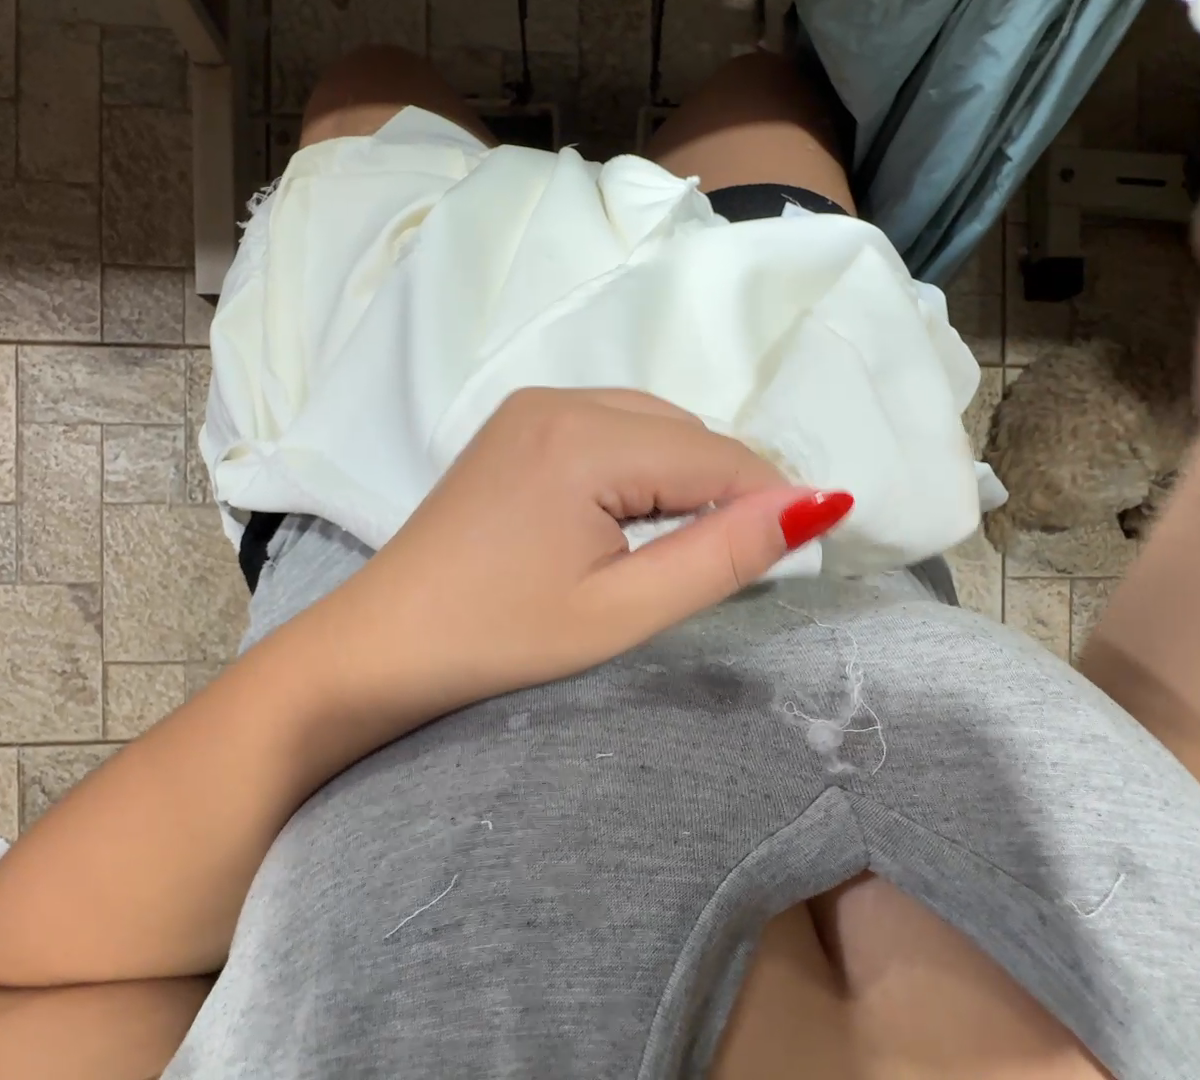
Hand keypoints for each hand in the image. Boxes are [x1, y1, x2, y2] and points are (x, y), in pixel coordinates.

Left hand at [293, 388, 852, 725]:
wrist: (382, 645)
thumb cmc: (500, 642)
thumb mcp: (622, 611)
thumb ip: (722, 556)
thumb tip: (817, 503)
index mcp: (585, 439)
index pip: (717, 455)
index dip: (770, 501)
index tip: (801, 550)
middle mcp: (559, 398)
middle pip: (686, 432)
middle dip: (725, 489)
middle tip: (728, 563)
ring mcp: (532, 405)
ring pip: (652, 425)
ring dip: (685, 476)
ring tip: (677, 548)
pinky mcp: (516, 424)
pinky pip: (610, 429)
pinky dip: (642, 467)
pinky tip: (628, 518)